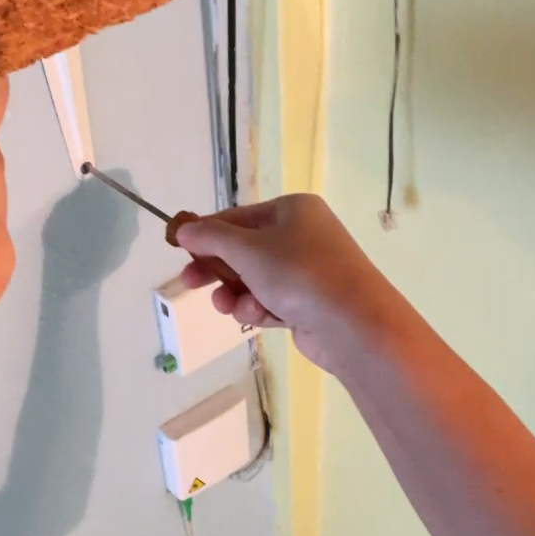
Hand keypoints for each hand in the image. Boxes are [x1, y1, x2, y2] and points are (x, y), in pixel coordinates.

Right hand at [174, 194, 414, 372]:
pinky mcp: (309, 302)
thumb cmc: (298, 274)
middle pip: (243, 249)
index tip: (180, 251)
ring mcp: (307, 270)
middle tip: (189, 282)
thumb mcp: (246, 250)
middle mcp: (302, 234)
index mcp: (292, 210)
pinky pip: (269, 299)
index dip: (206, 234)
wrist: (354, 325)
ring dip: (235, 293)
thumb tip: (183, 229)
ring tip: (227, 306)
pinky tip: (259, 316)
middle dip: (217, 269)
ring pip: (252, 278)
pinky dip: (258, 307)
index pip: (237, 217)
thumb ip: (210, 237)